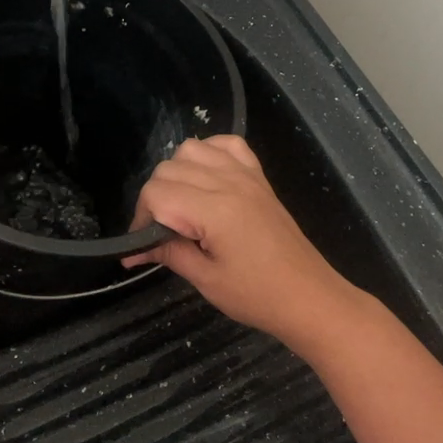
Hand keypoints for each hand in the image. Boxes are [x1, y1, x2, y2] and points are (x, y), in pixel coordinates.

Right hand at [123, 136, 353, 346]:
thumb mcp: (206, 280)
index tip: (144, 244)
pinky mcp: (258, 177)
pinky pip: (227, 144)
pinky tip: (206, 177)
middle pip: (169, 168)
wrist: (310, 297)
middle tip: (162, 231)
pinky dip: (209, 152)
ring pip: (192, 149)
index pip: (157, 193)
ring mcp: (245, 175)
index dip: (141, 217)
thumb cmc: (258, 296)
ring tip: (183, 204)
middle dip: (155, 197)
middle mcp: (228, 182)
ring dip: (177, 172)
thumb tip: (133, 249)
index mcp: (214, 211)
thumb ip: (168, 253)